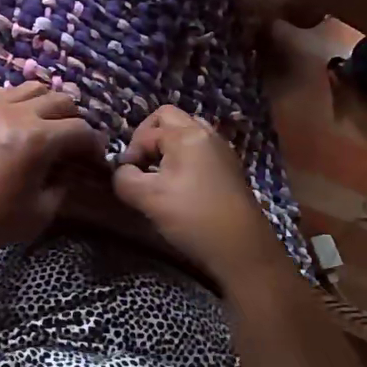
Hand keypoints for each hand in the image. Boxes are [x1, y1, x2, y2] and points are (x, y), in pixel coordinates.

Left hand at [0, 81, 106, 260]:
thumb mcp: (40, 212)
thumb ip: (63, 186)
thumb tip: (69, 171)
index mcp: (38, 139)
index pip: (81, 130)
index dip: (95, 146)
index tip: (96, 161)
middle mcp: (19, 114)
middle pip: (62, 100)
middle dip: (76, 122)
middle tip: (76, 146)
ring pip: (36, 88)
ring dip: (51, 105)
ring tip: (51, 128)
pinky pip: (10, 92)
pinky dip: (25, 102)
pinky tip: (24, 123)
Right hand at [111, 105, 292, 288]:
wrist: (242, 248)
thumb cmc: (192, 218)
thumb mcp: (147, 198)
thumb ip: (125, 178)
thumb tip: (124, 171)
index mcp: (186, 136)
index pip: (146, 133)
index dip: (130, 152)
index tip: (127, 177)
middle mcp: (206, 134)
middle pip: (169, 118)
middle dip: (148, 136)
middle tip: (141, 163)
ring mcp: (222, 150)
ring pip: (187, 131)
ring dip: (168, 145)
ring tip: (159, 172)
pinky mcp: (230, 168)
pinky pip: (201, 149)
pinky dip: (185, 157)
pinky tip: (181, 185)